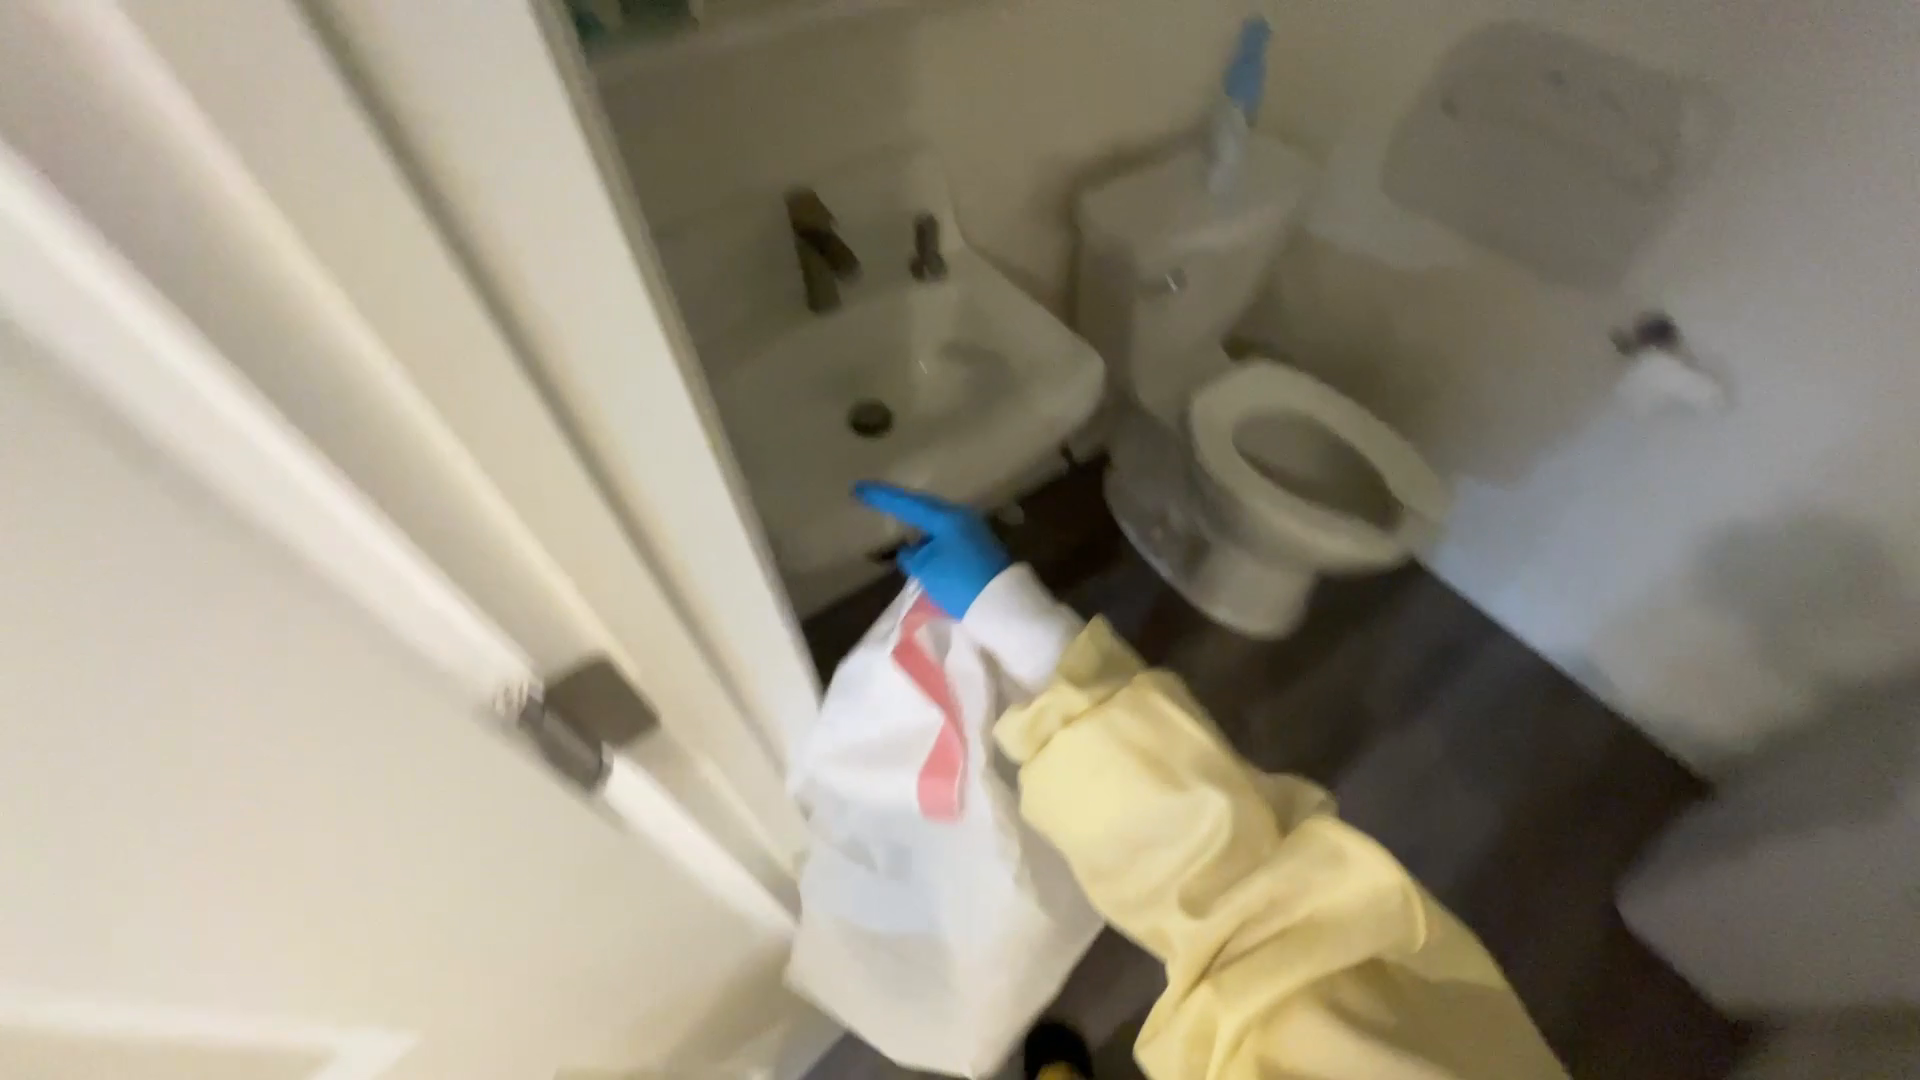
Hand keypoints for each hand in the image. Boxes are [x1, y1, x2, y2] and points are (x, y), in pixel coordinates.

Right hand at [853, 482, 1011, 617]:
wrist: (1002, 605)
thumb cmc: (959, 582)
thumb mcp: (925, 568)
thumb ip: (911, 554)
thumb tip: (911, 550)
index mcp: (947, 517)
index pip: (907, 503)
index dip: (881, 497)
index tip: (858, 488)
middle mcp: (962, 517)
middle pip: (925, 508)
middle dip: (902, 507)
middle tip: (878, 501)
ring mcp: (974, 531)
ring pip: (937, 523)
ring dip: (918, 524)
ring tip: (897, 523)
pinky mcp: (980, 547)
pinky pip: (947, 536)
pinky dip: (931, 538)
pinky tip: (921, 544)